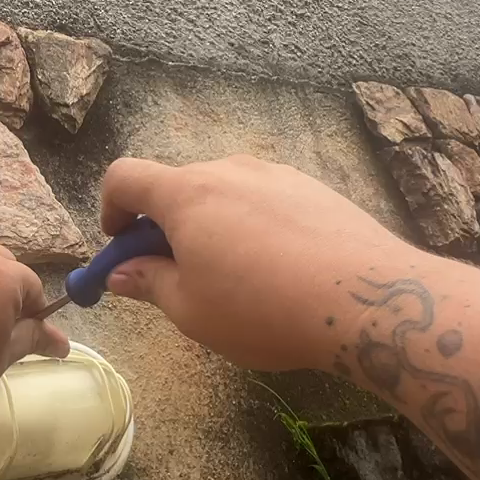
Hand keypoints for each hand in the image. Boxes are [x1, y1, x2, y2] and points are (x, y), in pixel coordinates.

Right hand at [100, 155, 400, 370]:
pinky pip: (263, 198)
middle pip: (176, 186)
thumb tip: (120, 273)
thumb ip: (148, 283)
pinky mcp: (313, 187)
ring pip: (222, 192)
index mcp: (186, 195)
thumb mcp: (191, 310)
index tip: (120, 244)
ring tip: (235, 276)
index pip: (124, 177)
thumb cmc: (263, 310)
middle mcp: (228, 169)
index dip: (110, 208)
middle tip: (176, 273)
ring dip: (209, 224)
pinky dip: (251, 223)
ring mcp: (275, 174)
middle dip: (163, 225)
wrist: (369, 301)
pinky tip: (277, 267)